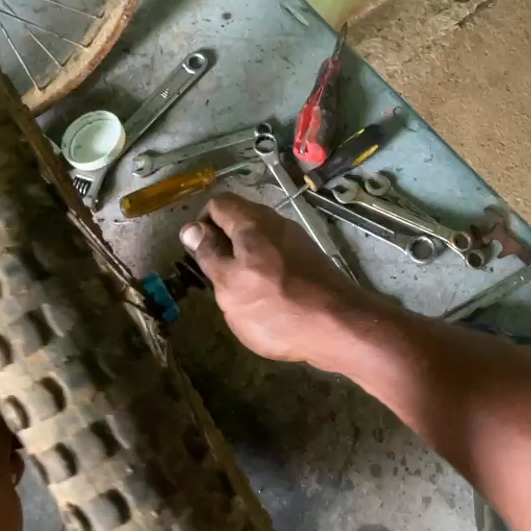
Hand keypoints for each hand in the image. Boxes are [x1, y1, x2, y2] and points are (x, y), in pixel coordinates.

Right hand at [179, 191, 375, 364]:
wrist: (339, 326)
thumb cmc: (276, 307)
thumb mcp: (229, 285)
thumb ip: (209, 254)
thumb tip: (191, 228)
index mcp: (253, 222)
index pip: (217, 203)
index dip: (201, 225)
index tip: (198, 256)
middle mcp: (276, 222)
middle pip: (239, 219)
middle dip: (222, 244)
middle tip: (217, 280)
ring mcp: (296, 240)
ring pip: (258, 239)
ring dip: (243, 260)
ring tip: (241, 294)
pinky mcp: (309, 260)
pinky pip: (276, 255)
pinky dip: (264, 270)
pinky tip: (267, 299)